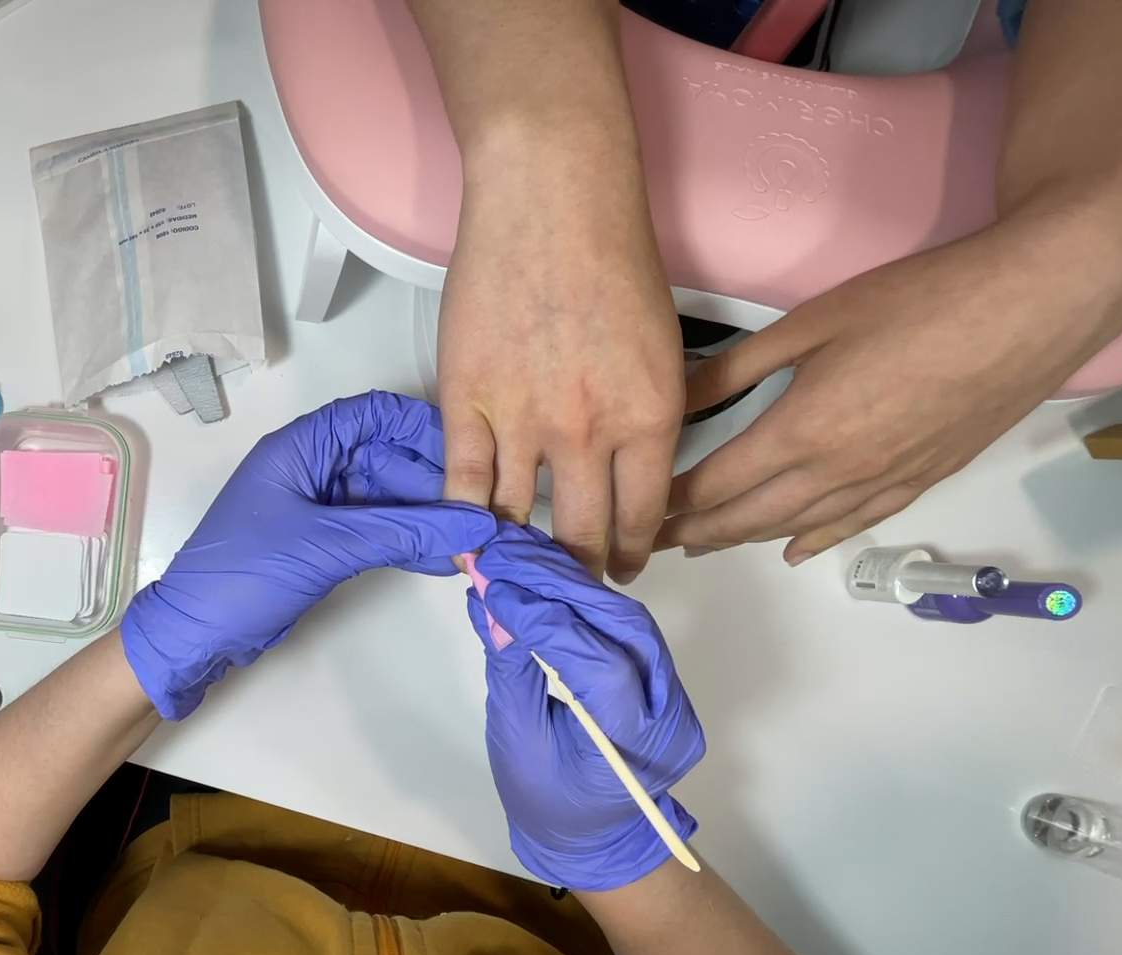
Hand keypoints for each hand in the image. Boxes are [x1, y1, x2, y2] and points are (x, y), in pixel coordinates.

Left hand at [124, 392, 496, 719]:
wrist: (198, 633)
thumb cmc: (246, 574)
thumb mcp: (325, 546)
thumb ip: (400, 532)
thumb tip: (472, 525)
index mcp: (297, 448)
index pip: (369, 416)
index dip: (419, 428)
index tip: (467, 453)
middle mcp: (307, 468)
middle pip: (381, 457)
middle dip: (429, 482)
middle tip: (477, 511)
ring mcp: (313, 506)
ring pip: (380, 497)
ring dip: (421, 517)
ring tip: (468, 540)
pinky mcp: (319, 541)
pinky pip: (370, 530)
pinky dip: (402, 542)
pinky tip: (439, 558)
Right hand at [437, 167, 683, 583]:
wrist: (550, 201)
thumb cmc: (611, 255)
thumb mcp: (660, 343)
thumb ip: (646, 412)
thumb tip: (623, 462)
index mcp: (650, 416)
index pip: (641, 516)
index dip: (628, 554)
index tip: (619, 571)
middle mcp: (587, 431)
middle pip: (578, 532)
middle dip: (575, 570)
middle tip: (568, 586)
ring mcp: (519, 420)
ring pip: (514, 514)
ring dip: (515, 551)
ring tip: (513, 570)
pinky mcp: (465, 403)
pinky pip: (461, 481)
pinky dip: (462, 519)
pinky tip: (465, 542)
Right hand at [468, 526, 703, 890]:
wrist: (595, 837)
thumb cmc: (545, 801)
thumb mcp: (517, 740)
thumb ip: (511, 669)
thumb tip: (491, 604)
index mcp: (634, 744)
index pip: (594, 661)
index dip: (540, 617)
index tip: (489, 582)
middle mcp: (668, 712)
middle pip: (621, 625)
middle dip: (556, 580)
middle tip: (502, 550)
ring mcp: (670, 693)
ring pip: (626, 617)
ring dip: (568, 578)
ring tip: (517, 551)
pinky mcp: (658, 677)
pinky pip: (622, 626)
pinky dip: (579, 594)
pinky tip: (541, 571)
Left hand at [661, 213, 1121, 564]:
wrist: (1045, 293)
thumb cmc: (918, 302)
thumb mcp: (806, 326)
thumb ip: (732, 370)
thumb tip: (671, 397)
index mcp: (800, 433)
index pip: (714, 485)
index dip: (670, 501)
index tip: (637, 510)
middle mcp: (838, 470)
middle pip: (746, 517)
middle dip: (693, 531)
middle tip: (654, 540)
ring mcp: (886, 479)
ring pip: (795, 526)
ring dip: (742, 539)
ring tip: (702, 545)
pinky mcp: (926, 476)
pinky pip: (858, 522)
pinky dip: (817, 540)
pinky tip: (793, 551)